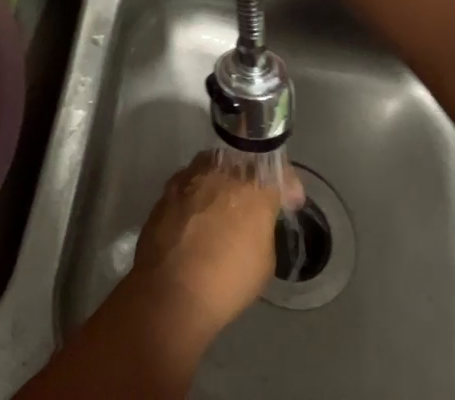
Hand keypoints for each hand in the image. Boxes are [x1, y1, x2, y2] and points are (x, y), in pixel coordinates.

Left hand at [126, 151, 302, 340]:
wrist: (170, 292)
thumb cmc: (227, 281)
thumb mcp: (265, 258)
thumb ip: (263, 225)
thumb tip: (256, 217)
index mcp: (251, 187)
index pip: (277, 171)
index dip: (287, 185)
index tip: (290, 201)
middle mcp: (218, 173)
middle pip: (242, 161)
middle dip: (253, 176)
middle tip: (256, 198)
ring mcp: (187, 179)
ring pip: (211, 167)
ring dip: (222, 181)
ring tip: (225, 205)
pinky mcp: (164, 192)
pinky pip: (189, 184)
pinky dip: (198, 195)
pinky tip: (199, 217)